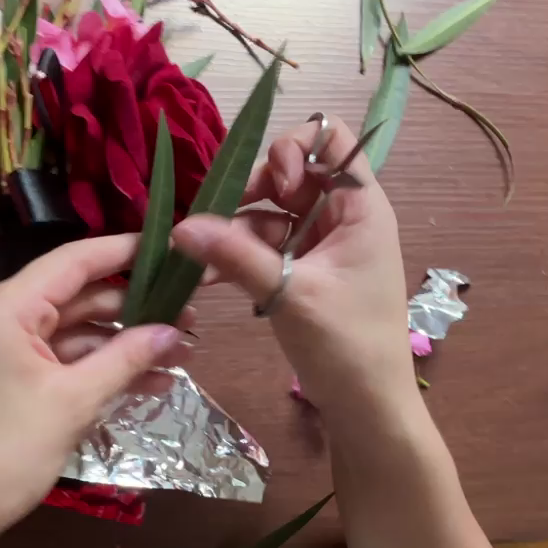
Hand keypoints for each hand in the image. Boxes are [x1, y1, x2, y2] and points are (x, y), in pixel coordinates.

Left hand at [0, 234, 192, 547]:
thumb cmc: (6, 454)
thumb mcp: (73, 402)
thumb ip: (126, 358)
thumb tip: (174, 333)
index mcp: (3, 307)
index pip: (73, 261)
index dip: (124, 252)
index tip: (169, 249)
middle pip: (76, 297)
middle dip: (133, 310)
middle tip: (188, 319)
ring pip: (70, 332)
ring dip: (120, 344)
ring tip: (177, 357)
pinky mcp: (2, 374)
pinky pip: (56, 358)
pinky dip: (94, 367)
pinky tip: (143, 381)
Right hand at [170, 118, 415, 423]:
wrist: (367, 407)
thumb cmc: (346, 344)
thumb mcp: (290, 294)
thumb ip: (235, 255)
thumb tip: (179, 227)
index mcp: (360, 206)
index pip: (331, 140)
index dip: (293, 149)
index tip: (270, 187)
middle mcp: (342, 217)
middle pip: (290, 176)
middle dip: (249, 194)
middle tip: (214, 222)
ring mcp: (321, 246)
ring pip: (271, 215)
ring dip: (234, 232)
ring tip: (197, 260)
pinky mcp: (303, 273)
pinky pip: (267, 249)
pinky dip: (239, 258)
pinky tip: (207, 277)